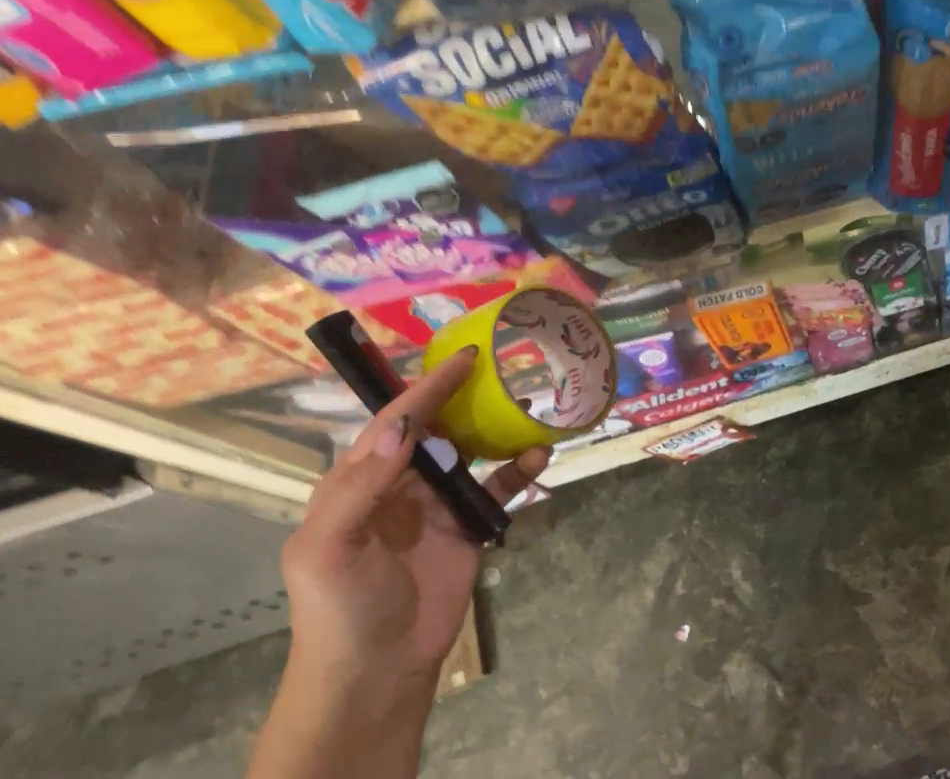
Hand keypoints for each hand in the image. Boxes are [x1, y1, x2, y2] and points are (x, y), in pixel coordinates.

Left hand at [279, 347, 548, 689]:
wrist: (378, 668)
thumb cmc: (341, 606)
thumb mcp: (330, 547)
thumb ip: (362, 486)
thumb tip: (401, 428)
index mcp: (356, 483)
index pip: (394, 423)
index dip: (426, 390)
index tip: (465, 361)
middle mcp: (397, 485)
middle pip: (435, 429)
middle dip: (465, 399)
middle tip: (504, 371)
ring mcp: (436, 505)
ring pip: (472, 453)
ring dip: (499, 431)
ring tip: (530, 407)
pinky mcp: (468, 527)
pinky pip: (497, 489)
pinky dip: (519, 470)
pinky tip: (539, 456)